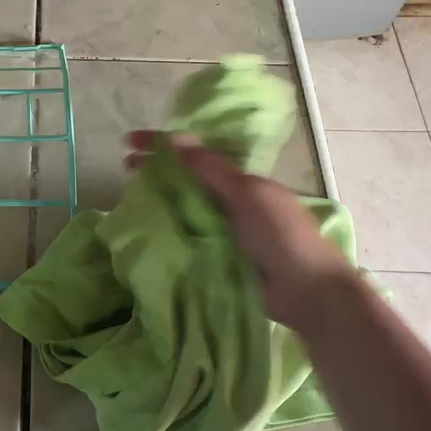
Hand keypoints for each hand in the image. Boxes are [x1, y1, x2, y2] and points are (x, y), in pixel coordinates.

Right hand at [126, 130, 355, 329]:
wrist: (306, 291)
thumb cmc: (281, 234)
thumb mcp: (248, 193)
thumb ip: (212, 168)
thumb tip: (176, 140)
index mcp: (237, 180)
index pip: (194, 154)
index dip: (162, 143)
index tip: (130, 140)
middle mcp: (225, 200)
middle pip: (183, 178)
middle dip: (154, 167)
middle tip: (124, 166)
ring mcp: (218, 229)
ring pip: (180, 205)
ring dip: (155, 195)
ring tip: (127, 194)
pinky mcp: (212, 256)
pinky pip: (182, 235)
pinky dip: (163, 227)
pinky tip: (142, 226)